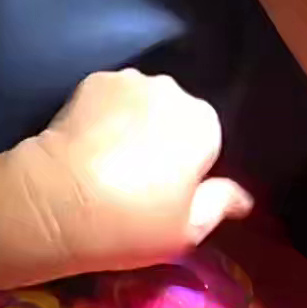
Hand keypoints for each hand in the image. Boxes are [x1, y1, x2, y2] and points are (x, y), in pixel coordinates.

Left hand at [9, 69, 253, 273]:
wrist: (62, 196)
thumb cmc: (133, 219)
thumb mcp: (188, 229)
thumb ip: (220, 203)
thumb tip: (243, 196)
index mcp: (203, 123)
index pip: (207, 136)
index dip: (190, 162)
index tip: (169, 186)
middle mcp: (170, 90)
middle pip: (174, 110)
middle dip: (163, 132)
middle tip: (137, 170)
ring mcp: (129, 79)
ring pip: (141, 98)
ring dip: (134, 116)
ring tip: (110, 152)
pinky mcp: (93, 78)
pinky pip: (109, 93)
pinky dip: (105, 109)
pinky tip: (90, 137)